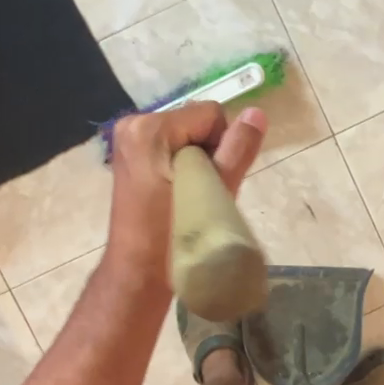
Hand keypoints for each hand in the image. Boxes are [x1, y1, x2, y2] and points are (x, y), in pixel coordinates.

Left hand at [104, 103, 266, 288]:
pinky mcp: (130, 154)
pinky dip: (181, 164)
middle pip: (196, 122)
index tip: (210, 182)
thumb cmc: (174, 237)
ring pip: (186, 135)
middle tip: (201, 191)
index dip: (222, 148)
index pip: (211, 115)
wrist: (137, 271)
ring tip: (189, 194)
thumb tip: (255, 113)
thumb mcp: (213, 191)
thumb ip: (236, 150)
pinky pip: (171, 146)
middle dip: (208, 152)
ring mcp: (128, 139)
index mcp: (149, 129)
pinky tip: (175, 192)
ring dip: (197, 160)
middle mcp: (133, 124)